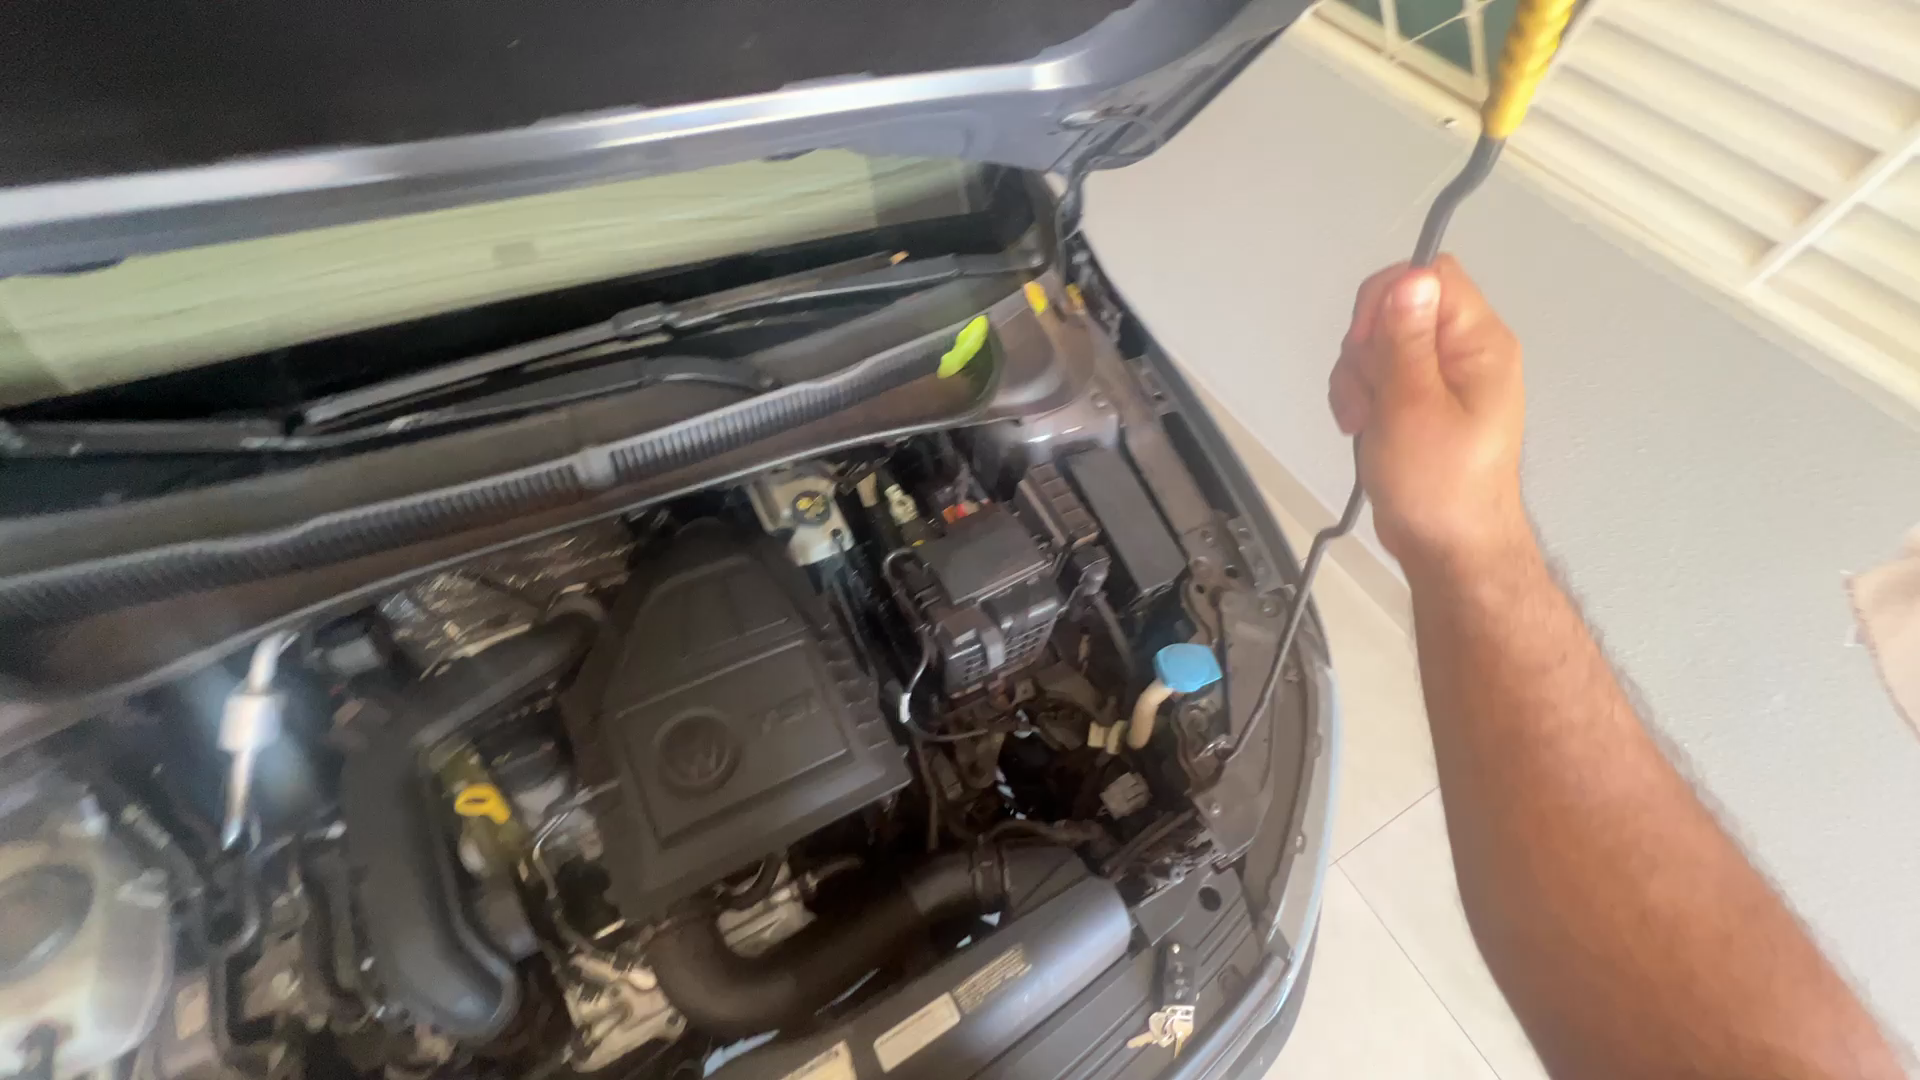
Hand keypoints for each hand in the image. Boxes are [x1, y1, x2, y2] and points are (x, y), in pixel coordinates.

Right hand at [1327, 256, 1528, 572]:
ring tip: (1364, 421)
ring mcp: (1437, 377)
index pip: (1428, 276)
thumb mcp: (1412, 407)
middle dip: (1364, 351)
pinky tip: (1362, 426)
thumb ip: (1407, 342)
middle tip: (1367, 397)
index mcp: (1478, 343)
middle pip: (1394, 310)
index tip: (1367, 348)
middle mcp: (1462, 351)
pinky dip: (1358, 397)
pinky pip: (1374, 376)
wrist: (1444, 542)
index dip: (1386, 301)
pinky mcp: (1414, 400)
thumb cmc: (1435, 482)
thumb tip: (1411, 278)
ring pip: (1376, 346)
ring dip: (1355, 380)